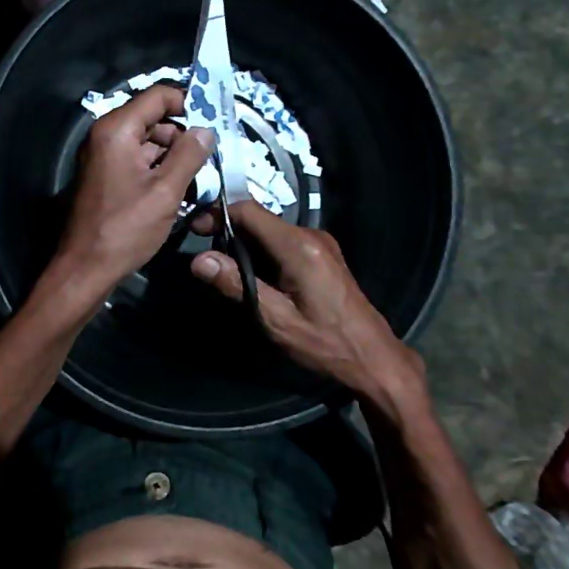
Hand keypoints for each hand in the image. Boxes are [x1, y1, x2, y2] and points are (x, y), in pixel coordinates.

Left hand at [56, 84, 214, 290]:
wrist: (85, 267)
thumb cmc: (125, 229)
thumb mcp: (166, 191)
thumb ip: (189, 155)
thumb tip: (206, 130)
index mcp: (117, 130)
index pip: (158, 95)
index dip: (188, 104)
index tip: (214, 124)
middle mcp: (105, 136)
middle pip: (154, 119)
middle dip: (183, 137)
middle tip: (209, 160)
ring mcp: (102, 156)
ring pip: (148, 143)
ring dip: (173, 158)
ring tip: (197, 182)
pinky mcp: (104, 176)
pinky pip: (137, 161)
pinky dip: (158, 171)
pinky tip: (178, 193)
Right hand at [191, 202, 426, 411]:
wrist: (374, 358)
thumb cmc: (325, 342)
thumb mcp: (275, 318)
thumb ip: (237, 285)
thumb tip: (198, 260)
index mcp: (298, 246)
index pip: (250, 211)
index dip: (218, 214)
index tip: (195, 229)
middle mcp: (310, 236)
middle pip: (258, 219)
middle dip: (228, 231)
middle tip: (205, 255)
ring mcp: (319, 244)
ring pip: (269, 231)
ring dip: (244, 244)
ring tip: (223, 269)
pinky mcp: (322, 255)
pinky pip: (283, 242)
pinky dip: (261, 252)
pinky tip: (253, 276)